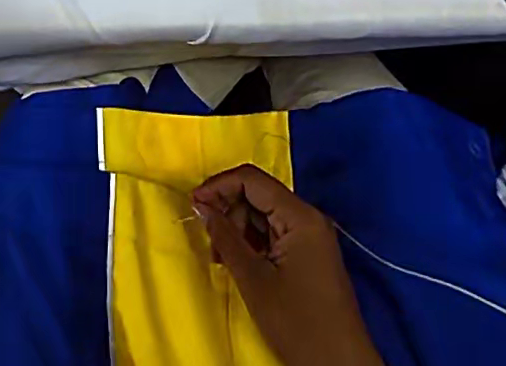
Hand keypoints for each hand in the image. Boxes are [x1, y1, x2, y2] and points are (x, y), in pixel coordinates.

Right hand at [193, 165, 380, 365]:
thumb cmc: (298, 324)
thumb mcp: (253, 279)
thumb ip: (225, 236)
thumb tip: (202, 207)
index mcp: (300, 216)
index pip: (251, 179)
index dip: (218, 186)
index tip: (194, 204)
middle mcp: (308, 217)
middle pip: (257, 194)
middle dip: (228, 210)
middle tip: (209, 239)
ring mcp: (311, 235)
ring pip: (263, 213)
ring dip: (238, 228)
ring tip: (223, 257)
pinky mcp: (310, 253)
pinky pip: (274, 232)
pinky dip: (252, 241)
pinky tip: (240, 262)